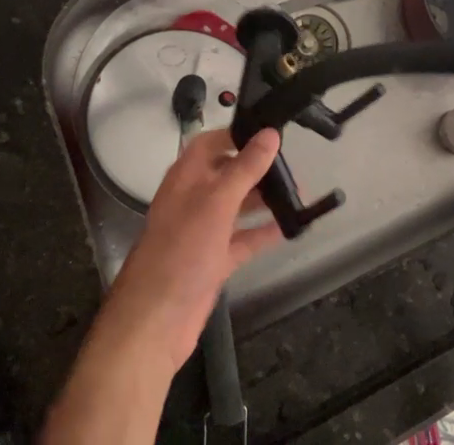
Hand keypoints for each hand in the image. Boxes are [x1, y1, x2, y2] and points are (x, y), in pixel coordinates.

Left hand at [95, 127, 285, 367]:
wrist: (156, 319)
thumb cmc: (182, 250)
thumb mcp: (216, 202)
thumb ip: (245, 168)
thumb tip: (269, 134)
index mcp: (186, 178)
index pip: (211, 143)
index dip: (238, 135)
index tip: (271, 134)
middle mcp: (193, 199)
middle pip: (227, 174)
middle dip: (257, 169)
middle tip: (292, 169)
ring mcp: (203, 231)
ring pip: (237, 206)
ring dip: (263, 200)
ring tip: (298, 195)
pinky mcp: (213, 260)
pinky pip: (242, 239)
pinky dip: (262, 232)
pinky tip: (287, 227)